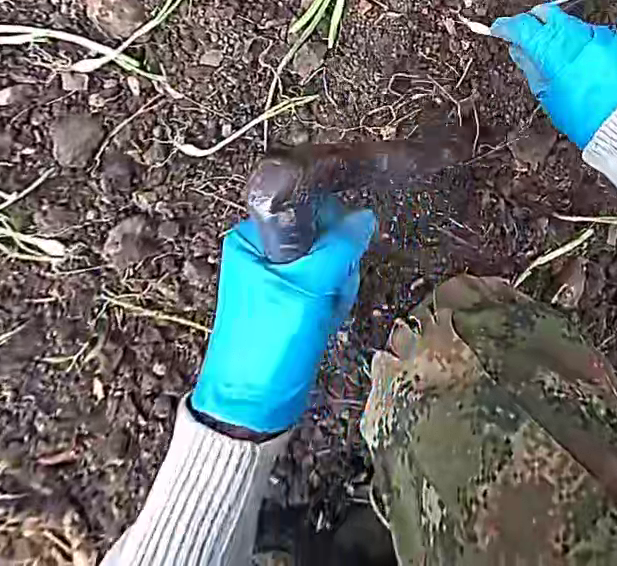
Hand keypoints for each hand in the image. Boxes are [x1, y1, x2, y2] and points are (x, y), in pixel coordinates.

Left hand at [192, 204, 375, 434]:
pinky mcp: (290, 301)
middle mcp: (261, 253)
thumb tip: (365, 218)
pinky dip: (331, 303)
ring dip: (336, 288)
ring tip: (323, 312)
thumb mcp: (309, 286)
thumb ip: (341, 246)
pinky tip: (323, 321)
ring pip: (329, 263)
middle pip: (322, 236)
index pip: (307, 208)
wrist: (253, 408)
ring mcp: (277, 279)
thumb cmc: (267, 343)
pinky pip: (324, 286)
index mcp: (251, 239)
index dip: (332, 228)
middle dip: (336, 266)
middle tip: (328, 290)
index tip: (339, 251)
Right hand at [489, 3, 616, 147]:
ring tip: (556, 53)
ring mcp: (598, 36)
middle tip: (527, 36)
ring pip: (569, 22)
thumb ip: (531, 68)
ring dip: (558, 31)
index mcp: (555, 51)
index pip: (523, 26)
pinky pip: (590, 32)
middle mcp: (577, 36)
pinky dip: (580, 40)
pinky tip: (580, 59)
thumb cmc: (588, 119)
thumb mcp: (549, 98)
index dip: (507, 26)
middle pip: (546, 14)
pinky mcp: (616, 40)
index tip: (500, 29)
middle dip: (534, 22)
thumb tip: (519, 51)